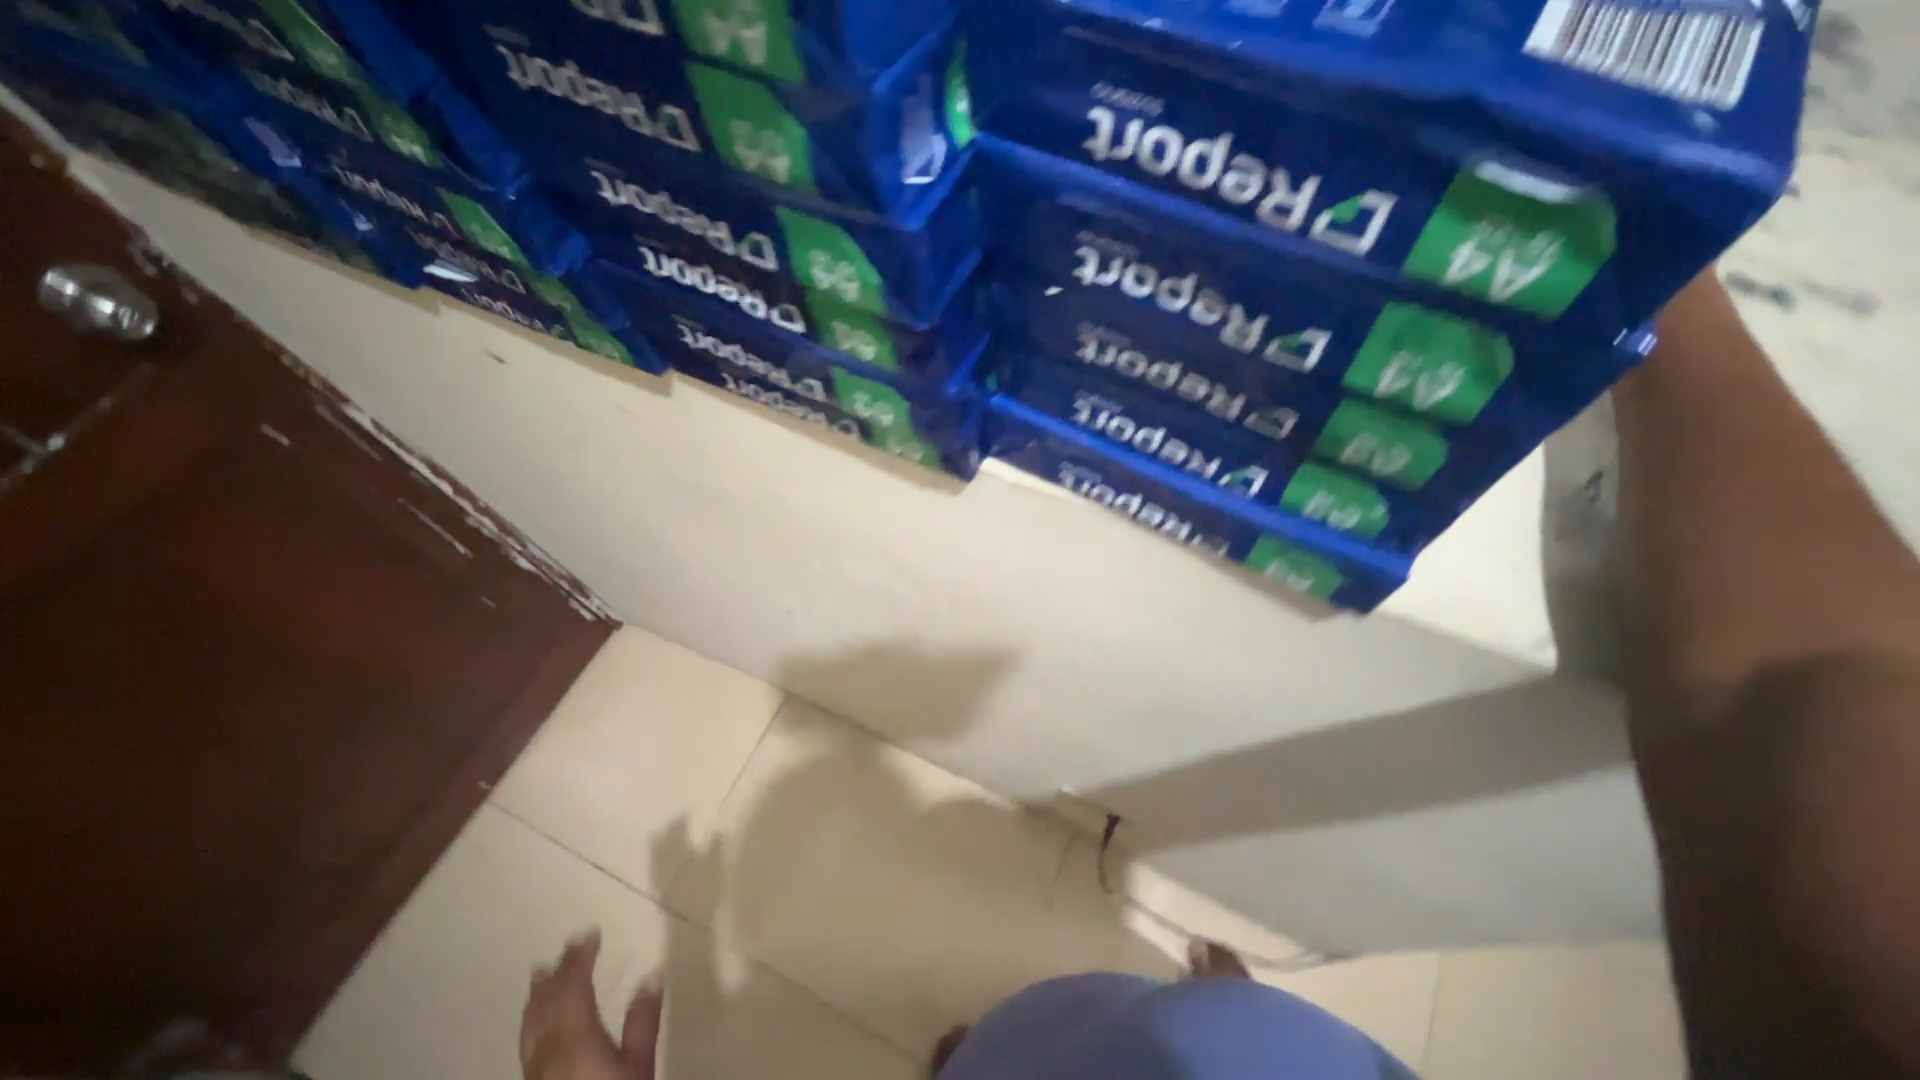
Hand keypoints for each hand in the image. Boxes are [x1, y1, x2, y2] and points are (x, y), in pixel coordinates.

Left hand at [521, 931, 663, 1079]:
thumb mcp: (641, 1067)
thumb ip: (643, 1021)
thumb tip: (653, 973)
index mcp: (578, 1039)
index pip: (574, 987)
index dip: (580, 957)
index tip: (590, 931)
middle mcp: (549, 1051)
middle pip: (549, 1002)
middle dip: (558, 970)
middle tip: (568, 943)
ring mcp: (535, 1070)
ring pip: (531, 1022)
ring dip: (537, 993)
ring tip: (540, 970)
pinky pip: (528, 1039)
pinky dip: (532, 1017)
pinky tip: (536, 1016)